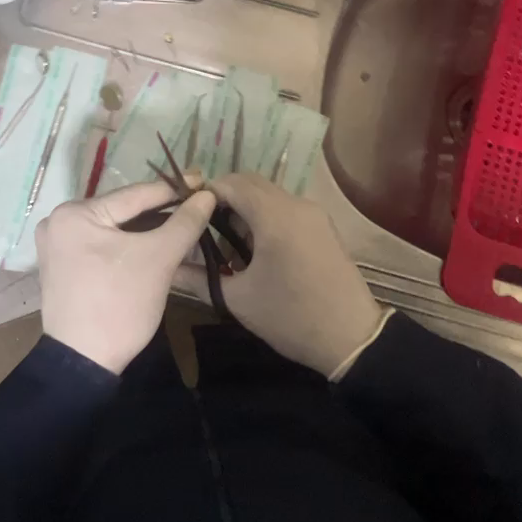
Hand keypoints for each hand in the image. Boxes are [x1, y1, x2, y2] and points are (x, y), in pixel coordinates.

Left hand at [36, 182, 215, 373]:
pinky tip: (154, 244)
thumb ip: (184, 222)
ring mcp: (57, 245)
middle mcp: (59, 221)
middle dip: (160, 212)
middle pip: (123, 211)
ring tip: (182, 223)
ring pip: (115, 228)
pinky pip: (103, 244)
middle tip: (196, 204)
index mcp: (75, 212)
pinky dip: (129, 245)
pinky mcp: (63, 265)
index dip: (174, 189)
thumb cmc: (119, 305)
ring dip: (147, 229)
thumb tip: (207, 194)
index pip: (135, 195)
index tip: (203, 181)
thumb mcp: (158, 259)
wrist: (85, 364)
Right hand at [176, 173, 385, 378]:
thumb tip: (170, 268)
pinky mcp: (323, 227)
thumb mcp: (239, 300)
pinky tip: (257, 252)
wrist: (352, 338)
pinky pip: (286, 209)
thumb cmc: (291, 317)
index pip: (230, 183)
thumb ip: (199, 278)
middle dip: (224, 200)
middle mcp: (295, 204)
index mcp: (274, 215)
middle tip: (203, 230)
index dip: (205, 194)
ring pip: (269, 196)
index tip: (187, 214)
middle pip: (251, 184)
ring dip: (245, 210)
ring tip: (228, 247)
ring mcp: (313, 214)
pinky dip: (266, 218)